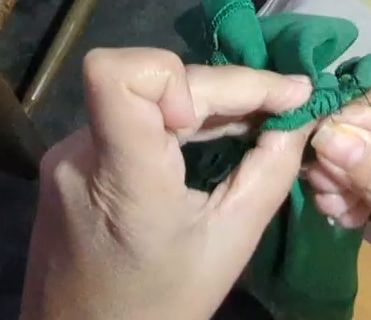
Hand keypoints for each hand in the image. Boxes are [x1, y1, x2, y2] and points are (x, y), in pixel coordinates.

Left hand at [20, 48, 314, 319]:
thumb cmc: (157, 308)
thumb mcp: (226, 248)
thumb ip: (268, 173)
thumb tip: (301, 115)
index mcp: (121, 178)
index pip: (117, 75)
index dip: (170, 75)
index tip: (208, 115)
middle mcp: (82, 150)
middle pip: (154, 80)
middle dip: (226, 87)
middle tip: (288, 98)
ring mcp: (68, 150)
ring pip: (144, 92)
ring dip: (203, 99)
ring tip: (260, 113)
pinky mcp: (69, 156)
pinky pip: (130, 114)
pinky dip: (175, 118)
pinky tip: (211, 134)